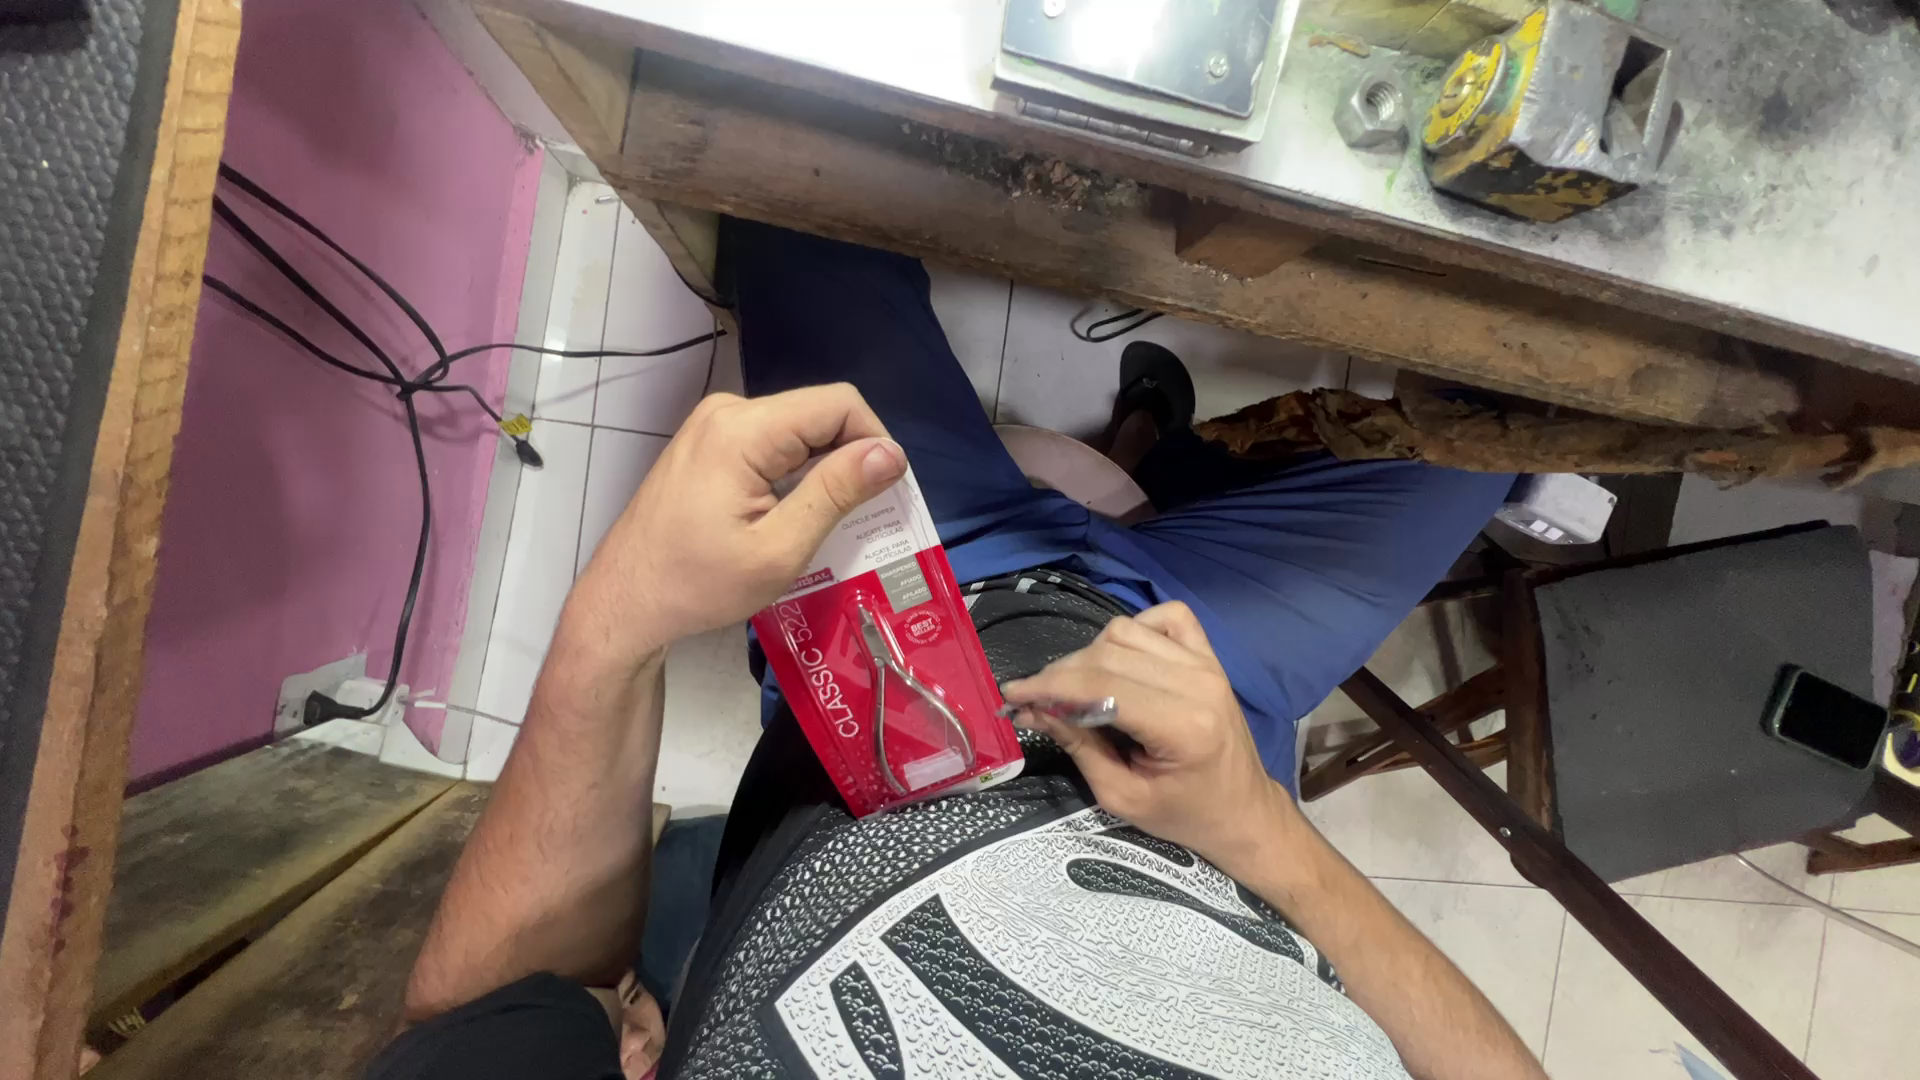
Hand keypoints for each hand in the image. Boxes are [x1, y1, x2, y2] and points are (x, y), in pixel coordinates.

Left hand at [562, 384, 906, 667]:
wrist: (626, 602)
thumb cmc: (700, 585)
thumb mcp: (779, 549)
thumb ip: (835, 493)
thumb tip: (891, 453)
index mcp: (744, 430)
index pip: (839, 404)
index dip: (874, 441)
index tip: (883, 494)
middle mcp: (729, 411)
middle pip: (819, 412)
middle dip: (851, 457)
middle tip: (860, 516)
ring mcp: (715, 424)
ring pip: (800, 428)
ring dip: (825, 468)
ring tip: (829, 521)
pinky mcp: (711, 443)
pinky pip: (774, 442)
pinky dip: (798, 472)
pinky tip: (797, 514)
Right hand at [1002, 602, 1297, 864]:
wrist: (1244, 812)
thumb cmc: (1186, 815)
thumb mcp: (1122, 795)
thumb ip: (1078, 746)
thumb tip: (1032, 709)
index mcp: (1183, 726)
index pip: (1100, 686)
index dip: (1049, 685)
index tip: (1013, 695)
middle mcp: (1198, 682)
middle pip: (1107, 654)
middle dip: (1061, 674)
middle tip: (1039, 700)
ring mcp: (1206, 663)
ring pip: (1125, 630)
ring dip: (1091, 655)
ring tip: (1079, 688)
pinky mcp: (1209, 655)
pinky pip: (1163, 617)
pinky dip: (1133, 631)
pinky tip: (1122, 659)